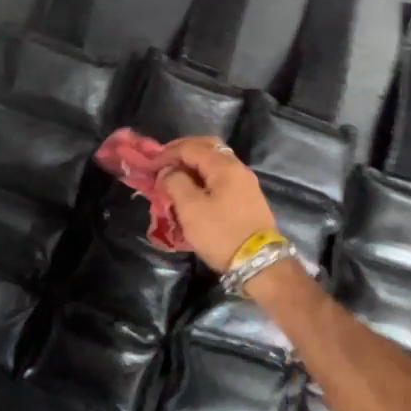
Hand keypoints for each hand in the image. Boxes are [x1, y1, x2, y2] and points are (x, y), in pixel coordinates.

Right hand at [158, 137, 277, 272]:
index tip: (150, 166)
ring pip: (214, 163)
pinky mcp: (246, 198)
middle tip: (163, 163)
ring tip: (174, 177)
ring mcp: (245, 183)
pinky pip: (220, 177)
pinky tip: (193, 189)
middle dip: (182, 153)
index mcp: (224, 166)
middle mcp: (237, 168)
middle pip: (207, 148)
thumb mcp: (191, 209)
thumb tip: (168, 171)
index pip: (191, 147)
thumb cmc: (222, 234)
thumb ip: (175, 183)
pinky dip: (203, 177)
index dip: (167, 153)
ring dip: (193, 165)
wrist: (260, 263)